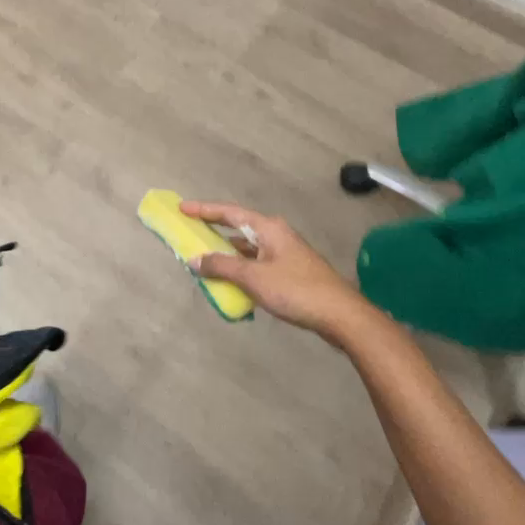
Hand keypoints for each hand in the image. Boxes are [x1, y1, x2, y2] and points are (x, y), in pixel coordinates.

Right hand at [181, 201, 383, 347]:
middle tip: (189, 231)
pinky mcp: (291, 272)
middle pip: (238, 228)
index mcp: (268, 229)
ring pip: (248, 248)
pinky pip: (256, 264)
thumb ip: (221, 266)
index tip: (182, 208)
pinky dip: (240, 269)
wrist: (342, 316)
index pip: (229, 213)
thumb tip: (195, 260)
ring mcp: (285, 254)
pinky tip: (231, 282)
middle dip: (213, 230)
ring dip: (226, 254)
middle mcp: (277, 235)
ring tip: (204, 260)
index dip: (204, 210)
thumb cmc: (296, 290)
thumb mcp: (253, 278)